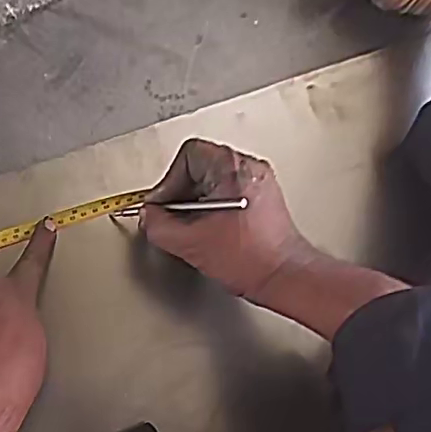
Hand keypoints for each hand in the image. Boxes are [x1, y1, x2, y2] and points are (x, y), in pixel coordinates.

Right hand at [138, 138, 320, 301]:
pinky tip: (206, 232)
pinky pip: (223, 194)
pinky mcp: (259, 200)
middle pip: (199, 166)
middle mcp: (248, 169)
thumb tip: (149, 217)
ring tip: (189, 228)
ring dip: (192, 203)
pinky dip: (208, 210)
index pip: (189, 155)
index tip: (162, 205)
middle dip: (179, 193)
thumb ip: (159, 226)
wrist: (281, 276)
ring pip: (210, 182)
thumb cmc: (250, 258)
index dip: (168, 181)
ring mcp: (256, 183)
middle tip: (171, 217)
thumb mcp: (190, 243)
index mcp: (233, 169)